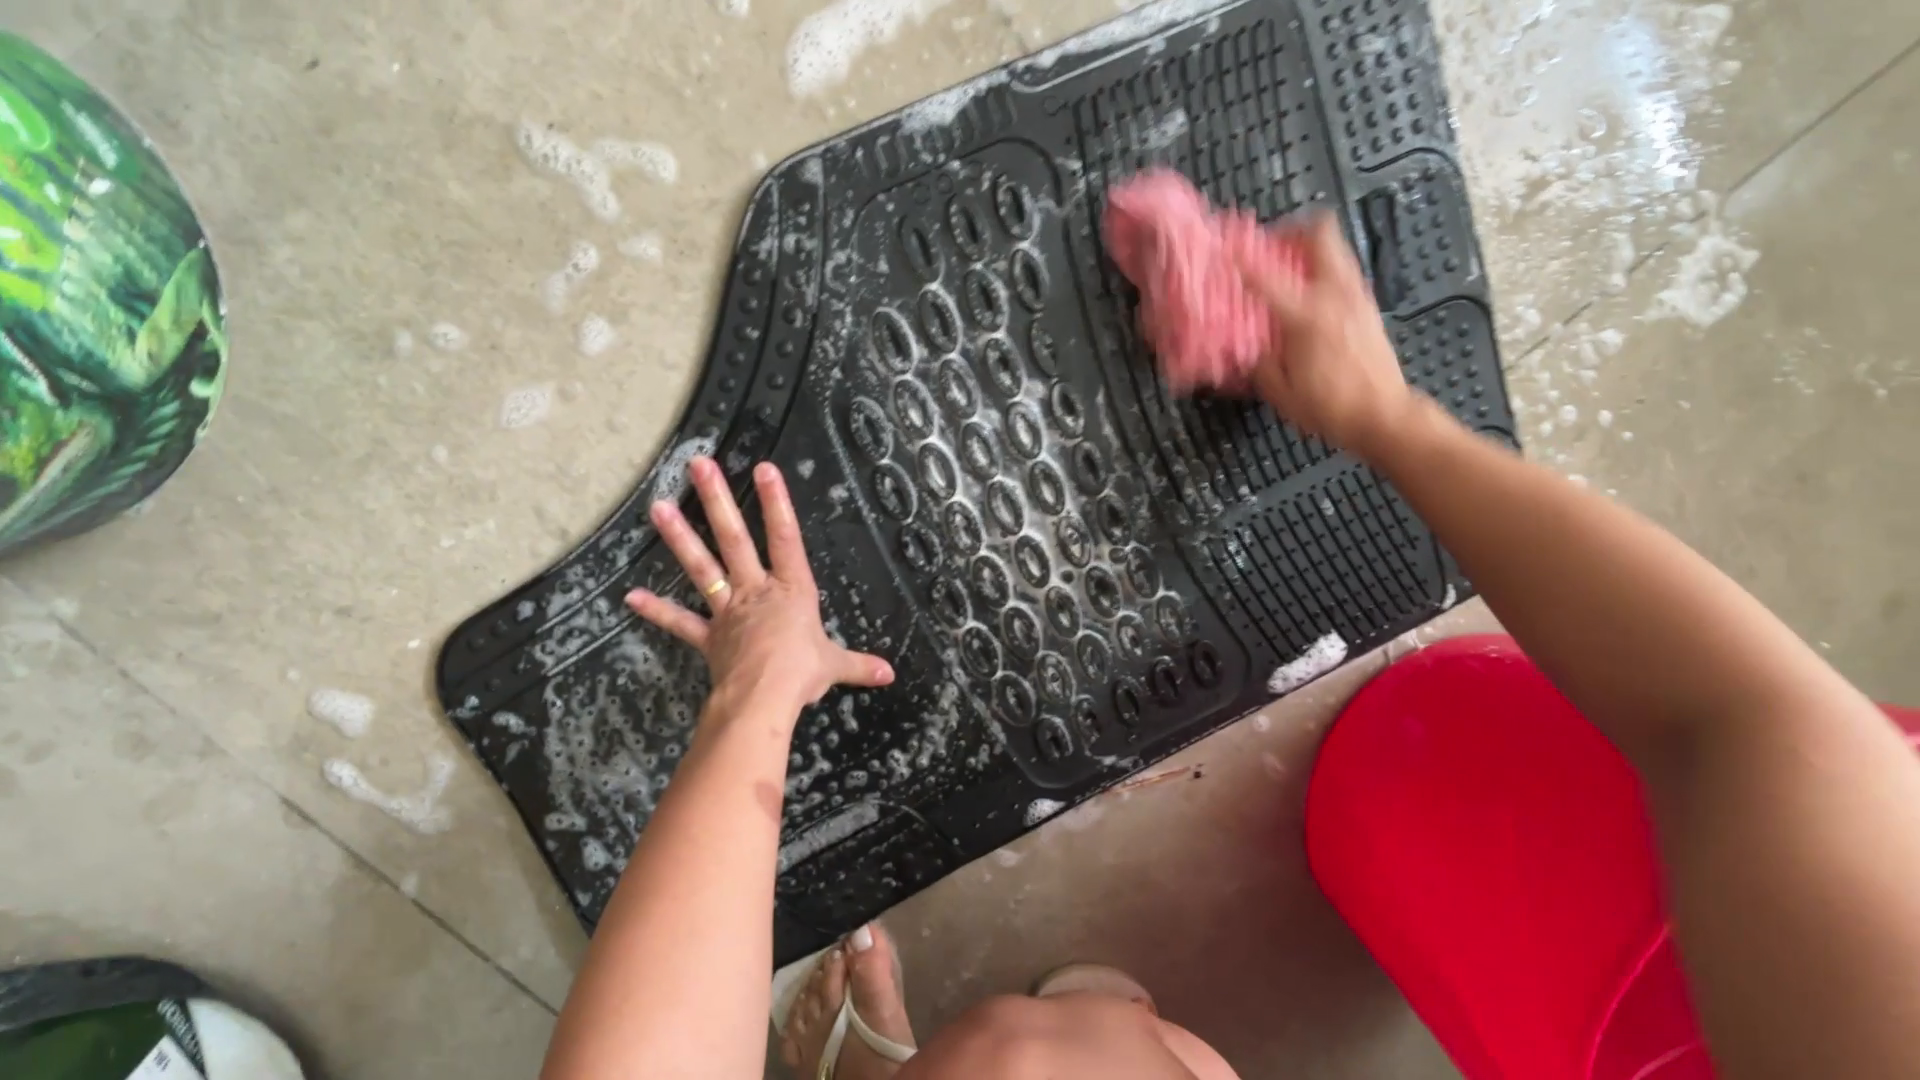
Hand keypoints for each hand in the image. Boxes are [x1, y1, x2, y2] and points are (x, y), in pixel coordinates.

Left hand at [626, 457, 894, 720]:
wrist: (763, 698)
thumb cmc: (801, 673)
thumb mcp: (836, 666)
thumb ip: (859, 665)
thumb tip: (889, 674)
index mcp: (792, 590)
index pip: (786, 538)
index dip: (776, 502)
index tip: (763, 468)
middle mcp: (756, 591)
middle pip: (734, 539)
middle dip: (717, 500)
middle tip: (698, 465)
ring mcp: (729, 611)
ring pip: (702, 568)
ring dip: (680, 537)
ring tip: (657, 506)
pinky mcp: (710, 637)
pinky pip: (681, 622)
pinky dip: (657, 610)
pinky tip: (631, 596)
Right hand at [1237, 212, 1419, 460]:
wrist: (1384, 417)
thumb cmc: (1329, 408)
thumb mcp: (1280, 391)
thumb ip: (1260, 363)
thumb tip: (1248, 349)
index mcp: (1306, 316)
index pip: (1266, 276)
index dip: (1241, 257)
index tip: (1226, 246)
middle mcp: (1335, 296)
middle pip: (1319, 234)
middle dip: (1291, 232)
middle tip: (1270, 248)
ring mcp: (1357, 297)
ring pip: (1335, 249)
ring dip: (1310, 250)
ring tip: (1288, 268)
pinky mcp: (1369, 307)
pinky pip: (1344, 272)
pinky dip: (1325, 270)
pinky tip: (1310, 295)